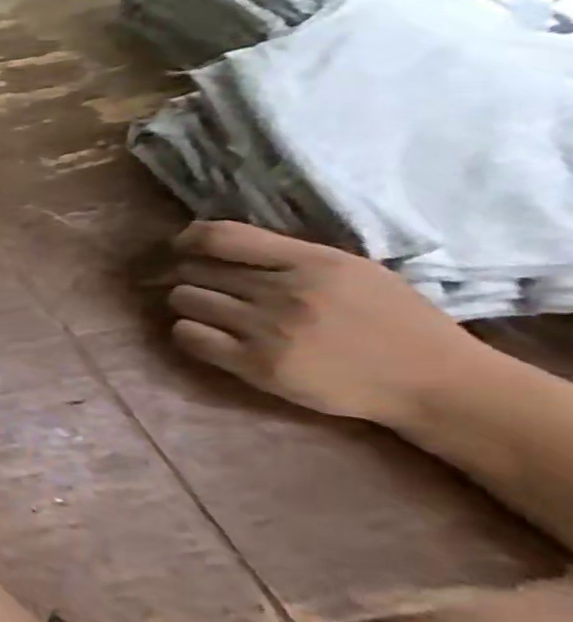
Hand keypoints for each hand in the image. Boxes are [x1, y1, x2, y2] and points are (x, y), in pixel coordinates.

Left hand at [167, 220, 489, 425]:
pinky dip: (189, 332)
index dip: (188, 238)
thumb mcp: (350, 270)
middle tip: (209, 288)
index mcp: (311, 262)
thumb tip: (217, 243)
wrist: (438, 385)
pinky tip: (209, 335)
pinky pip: (189, 335)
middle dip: (193, 275)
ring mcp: (269, 330)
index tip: (182, 247)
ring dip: (190, 304)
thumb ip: (286, 254)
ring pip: (185, 299)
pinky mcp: (258, 366)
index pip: (219, 236)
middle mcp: (285, 292)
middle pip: (194, 269)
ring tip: (212, 312)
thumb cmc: (393, 321)